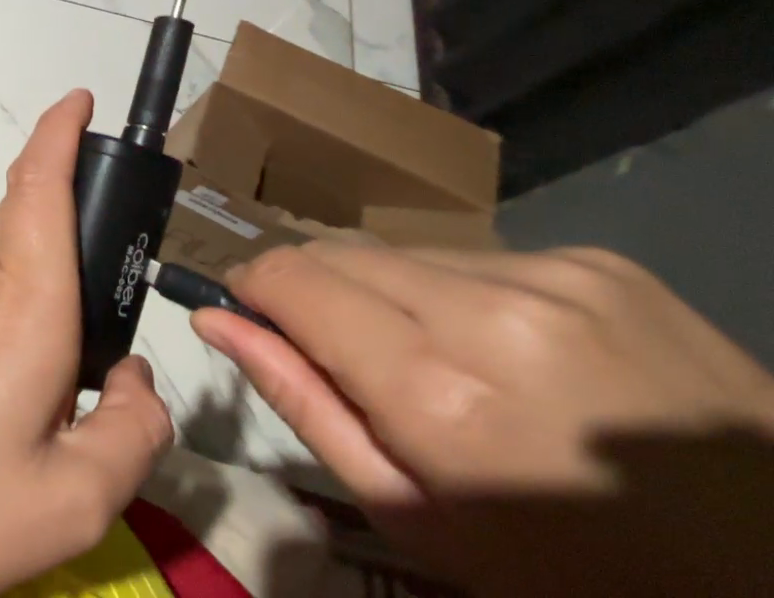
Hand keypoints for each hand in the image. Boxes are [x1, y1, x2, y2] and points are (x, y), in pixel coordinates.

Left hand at [0, 90, 172, 597]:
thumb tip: (134, 385)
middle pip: (24, 217)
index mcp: (21, 308)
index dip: (59, 133)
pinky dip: (18, 314)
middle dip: (70, 201)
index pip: (39, 189)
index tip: (79, 99)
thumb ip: (133, 430)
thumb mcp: (78, 498)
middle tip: (119, 250)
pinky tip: (27, 391)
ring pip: (4, 262)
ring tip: (82, 351)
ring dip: (46, 272)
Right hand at [193, 241, 773, 595]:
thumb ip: (301, 402)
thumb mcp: (411, 512)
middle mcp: (490, 307)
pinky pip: (475, 256)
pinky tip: (505, 347)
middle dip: (313, 292)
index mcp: (436, 389)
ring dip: (385, 292)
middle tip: (341, 356)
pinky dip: (457, 293)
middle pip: (337, 253)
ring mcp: (557, 274)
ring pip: (401, 251)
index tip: (253, 321)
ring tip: (435, 358)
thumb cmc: (565, 568)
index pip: (289, 278)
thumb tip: (214, 320)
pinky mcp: (603, 260)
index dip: (252, 291)